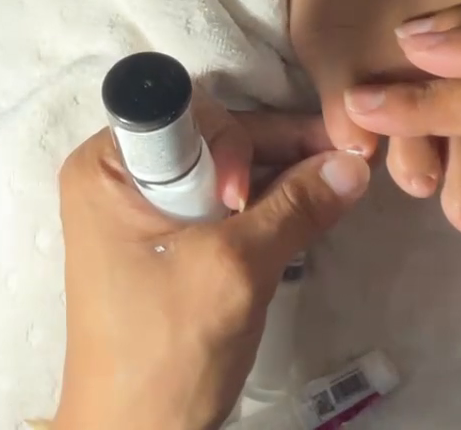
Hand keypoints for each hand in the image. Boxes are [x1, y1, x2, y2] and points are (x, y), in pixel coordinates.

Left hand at [52, 93, 371, 429]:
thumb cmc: (167, 348)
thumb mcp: (234, 271)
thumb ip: (293, 209)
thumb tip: (354, 162)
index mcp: (106, 164)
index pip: (182, 113)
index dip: (236, 137)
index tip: (279, 173)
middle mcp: (114, 172)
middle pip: (205, 137)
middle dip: (273, 148)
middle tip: (343, 154)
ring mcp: (134, 206)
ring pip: (216, 168)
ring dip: (275, 174)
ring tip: (339, 174)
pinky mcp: (158, 236)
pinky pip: (212, 200)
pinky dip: (259, 203)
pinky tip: (307, 202)